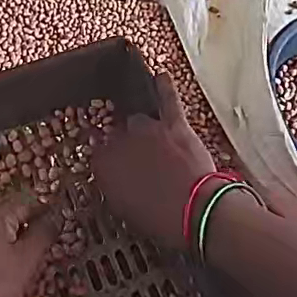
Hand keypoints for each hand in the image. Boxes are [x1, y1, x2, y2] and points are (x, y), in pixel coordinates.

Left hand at [0, 188, 59, 296]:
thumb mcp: (25, 261)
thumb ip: (43, 234)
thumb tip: (57, 214)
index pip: (27, 202)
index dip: (45, 214)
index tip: (59, 231)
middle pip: (10, 213)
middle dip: (29, 226)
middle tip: (45, 248)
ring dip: (13, 239)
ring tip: (27, 262)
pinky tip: (2, 270)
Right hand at [90, 74, 218, 249]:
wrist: (197, 212)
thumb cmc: (160, 220)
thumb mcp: (127, 211)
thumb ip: (116, 189)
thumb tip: (116, 180)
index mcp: (105, 167)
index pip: (99, 156)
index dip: (109, 163)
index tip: (118, 171)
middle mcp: (120, 142)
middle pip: (118, 136)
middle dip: (126, 147)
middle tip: (139, 162)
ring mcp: (148, 130)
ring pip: (139, 120)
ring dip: (143, 129)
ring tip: (150, 139)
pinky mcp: (174, 125)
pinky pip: (167, 100)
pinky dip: (164, 88)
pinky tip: (161, 76)